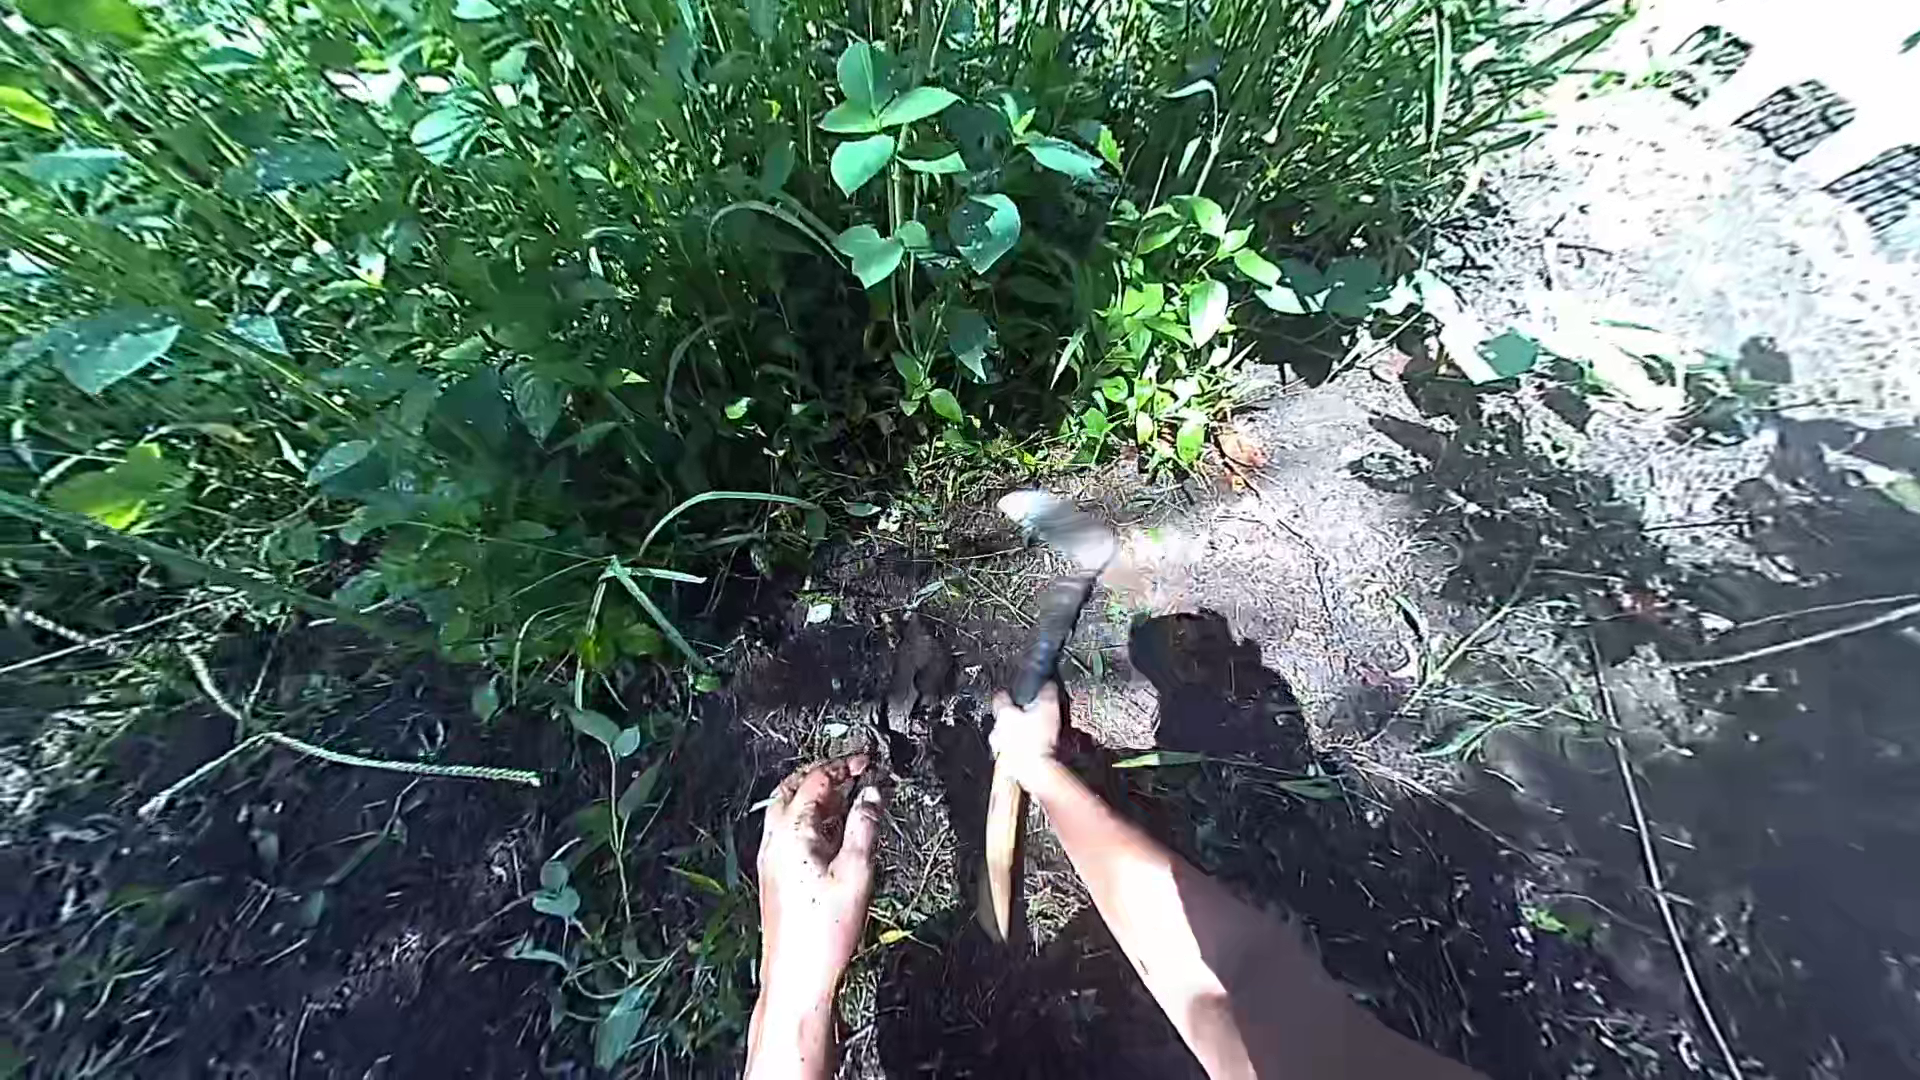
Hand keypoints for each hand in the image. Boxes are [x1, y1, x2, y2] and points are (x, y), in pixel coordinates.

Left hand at [756, 755, 884, 1007]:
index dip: (844, 765)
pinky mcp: (777, 874)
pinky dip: (814, 816)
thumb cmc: (824, 930)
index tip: (866, 760)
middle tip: (853, 770)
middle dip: (825, 772)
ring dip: (819, 794)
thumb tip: (872, 794)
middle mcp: (775, 839)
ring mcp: (773, 857)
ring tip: (850, 794)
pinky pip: (792, 829)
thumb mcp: (857, 870)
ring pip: (791, 808)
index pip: (817, 779)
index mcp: (791, 831)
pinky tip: (837, 827)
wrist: (797, 979)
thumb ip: (865, 824)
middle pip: (795, 787)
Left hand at [990, 682, 1061, 783]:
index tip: (1009, 692)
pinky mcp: (1006, 769)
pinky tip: (1031, 757)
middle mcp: (997, 733)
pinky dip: (1018, 756)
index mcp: (1004, 714)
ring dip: (1013, 739)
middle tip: (1024, 719)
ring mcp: (1000, 751)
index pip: (999, 697)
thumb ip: (1047, 693)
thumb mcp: (1048, 708)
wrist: (1035, 773)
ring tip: (1029, 740)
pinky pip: (1010, 758)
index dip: (1006, 694)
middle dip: (1011, 720)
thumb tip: (1049, 684)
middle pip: (1000, 721)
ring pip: (1004, 740)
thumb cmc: (1037, 740)